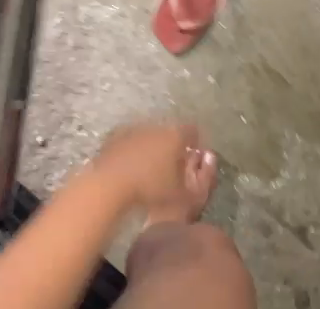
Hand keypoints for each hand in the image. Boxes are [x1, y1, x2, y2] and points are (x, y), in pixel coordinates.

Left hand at [88, 121, 216, 218]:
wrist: (110, 184)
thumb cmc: (152, 190)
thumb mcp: (185, 194)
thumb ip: (203, 179)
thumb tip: (209, 161)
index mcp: (174, 135)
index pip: (192, 130)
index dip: (195, 142)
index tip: (195, 157)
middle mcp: (155, 125)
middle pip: (169, 131)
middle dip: (173, 145)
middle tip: (174, 167)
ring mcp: (133, 128)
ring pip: (149, 135)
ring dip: (153, 147)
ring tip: (152, 169)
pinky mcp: (115, 136)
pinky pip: (131, 140)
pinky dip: (135, 150)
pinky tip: (132, 168)